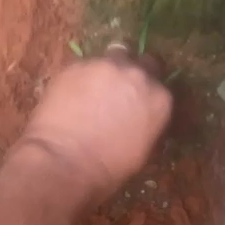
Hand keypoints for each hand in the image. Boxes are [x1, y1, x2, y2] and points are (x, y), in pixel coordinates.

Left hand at [20, 53, 171, 198]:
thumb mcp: (142, 149)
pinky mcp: (77, 64)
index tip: (138, 101)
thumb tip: (139, 116)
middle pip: (141, 61)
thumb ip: (146, 121)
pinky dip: (81, 77)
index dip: (147, 91)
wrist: (64, 161)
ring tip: (93, 90)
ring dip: (107, 69)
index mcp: (159, 98)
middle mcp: (137, 74)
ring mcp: (105, 65)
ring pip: (112, 56)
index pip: (160, 83)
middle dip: (133, 72)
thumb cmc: (108, 168)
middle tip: (118, 90)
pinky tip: (71, 95)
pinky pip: (84, 65)